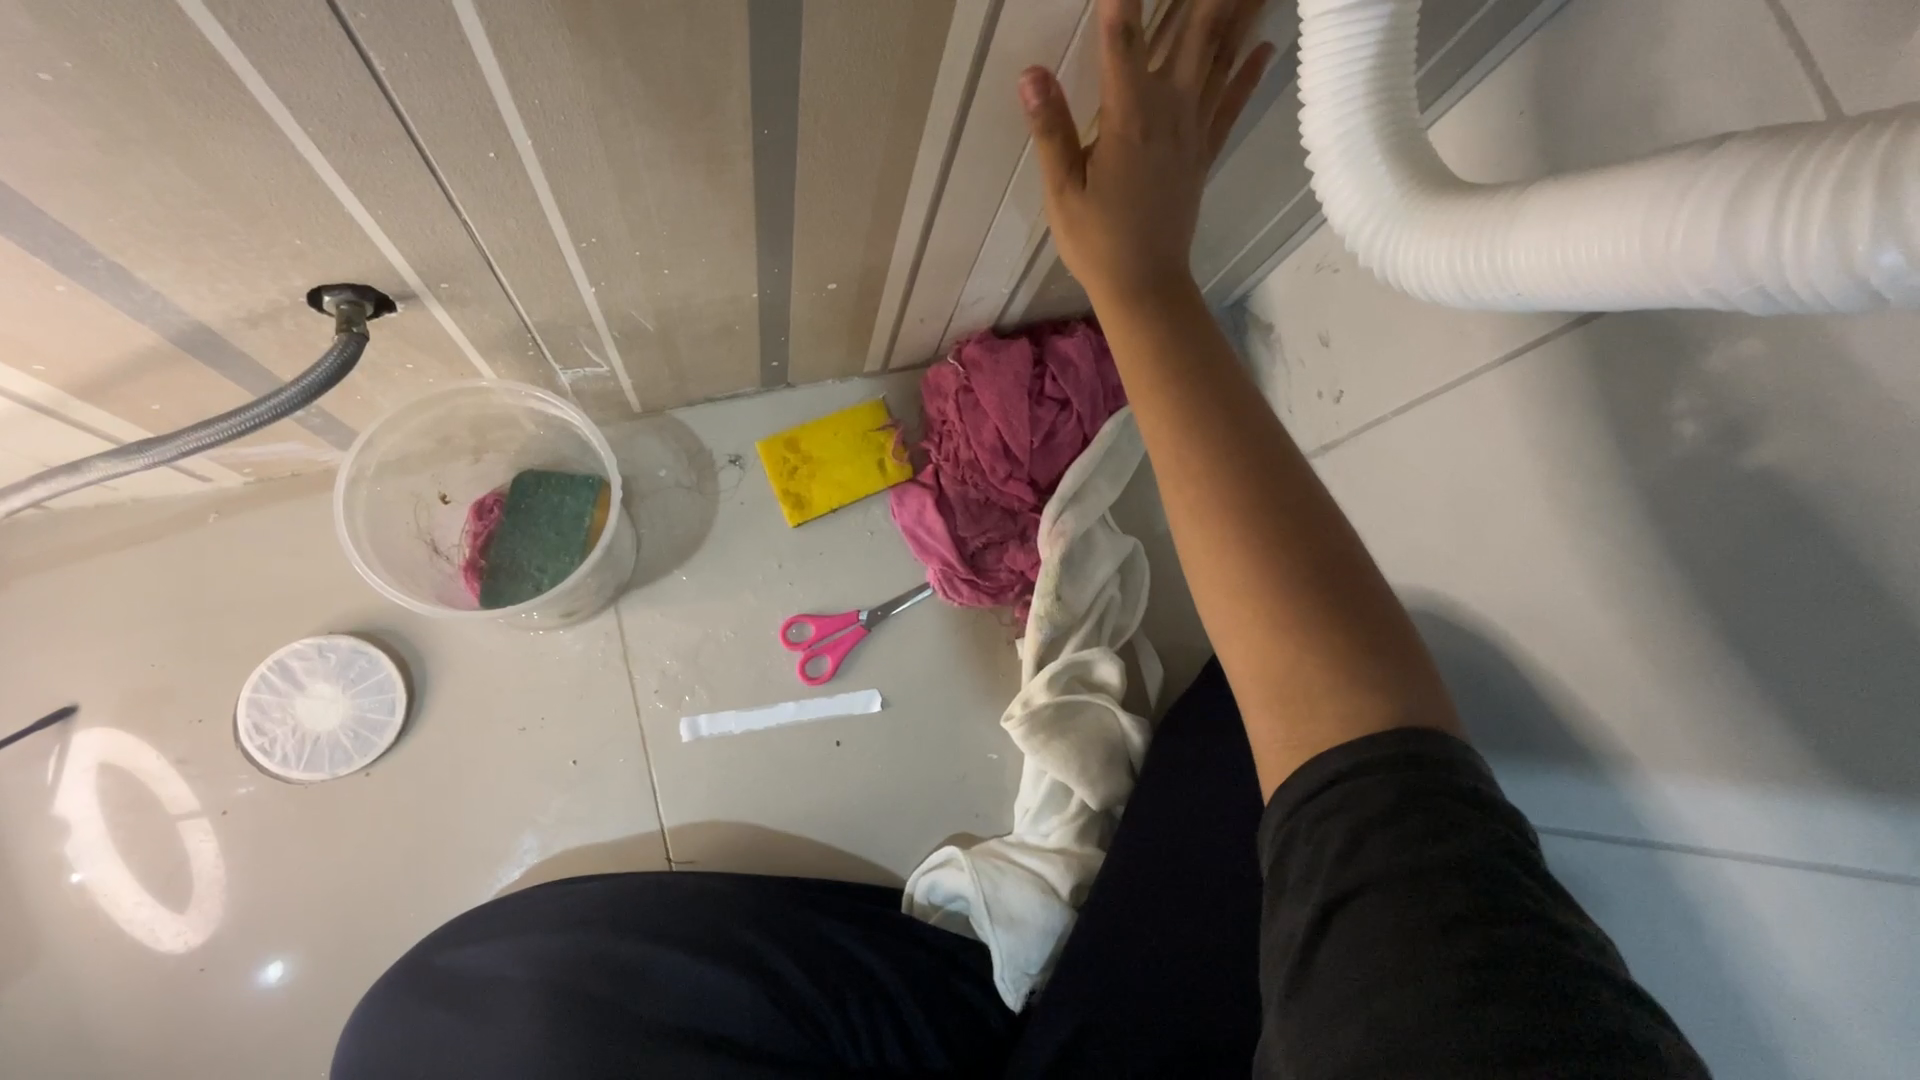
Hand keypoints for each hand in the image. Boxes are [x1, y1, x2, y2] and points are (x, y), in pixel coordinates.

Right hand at [1020, 0, 1274, 307]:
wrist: (1145, 285)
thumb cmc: (1096, 243)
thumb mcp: (1062, 192)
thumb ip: (1051, 130)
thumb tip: (1031, 74)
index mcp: (1128, 120)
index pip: (1124, 43)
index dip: (1124, 3)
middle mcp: (1169, 114)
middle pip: (1193, 34)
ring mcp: (1193, 133)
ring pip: (1221, 59)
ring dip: (1237, 15)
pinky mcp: (1204, 154)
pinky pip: (1232, 105)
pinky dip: (1250, 73)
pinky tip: (1266, 44)